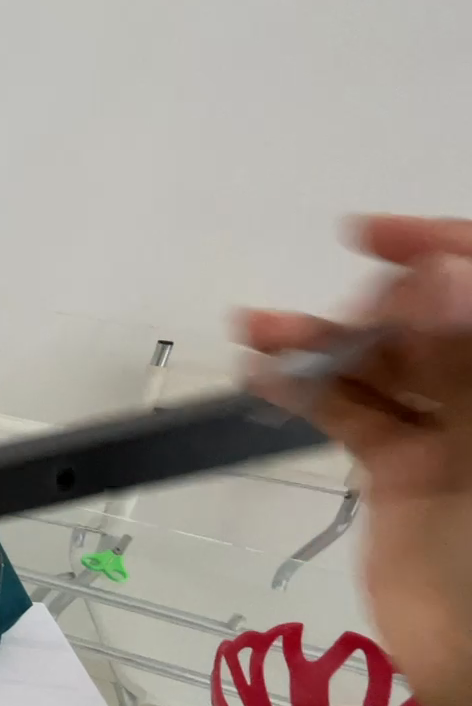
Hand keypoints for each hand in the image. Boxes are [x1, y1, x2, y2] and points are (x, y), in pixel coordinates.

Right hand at [243, 215, 471, 704]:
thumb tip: (438, 274)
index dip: (463, 250)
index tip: (384, 237)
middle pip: (454, 322)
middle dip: (385, 302)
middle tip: (327, 309)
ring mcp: (471, 434)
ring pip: (394, 365)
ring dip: (323, 344)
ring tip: (255, 329)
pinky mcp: (410, 468)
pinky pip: (355, 413)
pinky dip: (305, 391)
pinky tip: (261, 374)